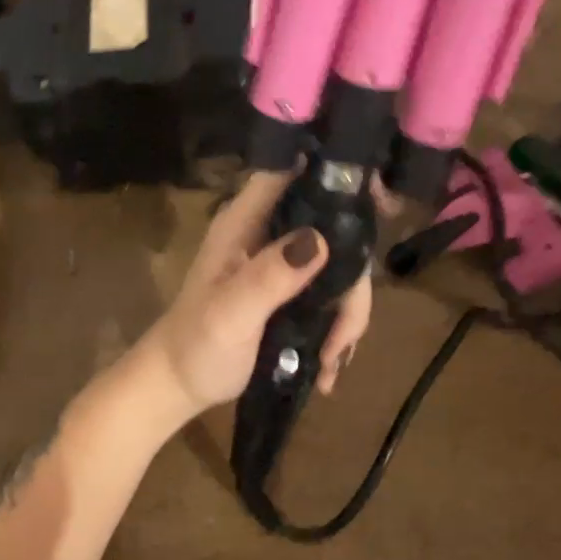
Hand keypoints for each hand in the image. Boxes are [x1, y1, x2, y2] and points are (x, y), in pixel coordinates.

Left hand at [136, 171, 372, 415]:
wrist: (178, 385)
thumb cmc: (196, 346)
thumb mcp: (231, 314)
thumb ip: (270, 276)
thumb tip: (320, 239)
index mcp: (243, 224)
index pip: (290, 175)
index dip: (335, 176)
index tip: (382, 204)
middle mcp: (265, 235)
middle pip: (332, 228)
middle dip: (351, 281)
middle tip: (345, 332)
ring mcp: (280, 265)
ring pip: (339, 269)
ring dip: (346, 317)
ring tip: (329, 361)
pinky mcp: (292, 293)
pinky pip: (332, 298)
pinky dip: (338, 331)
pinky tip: (325, 368)